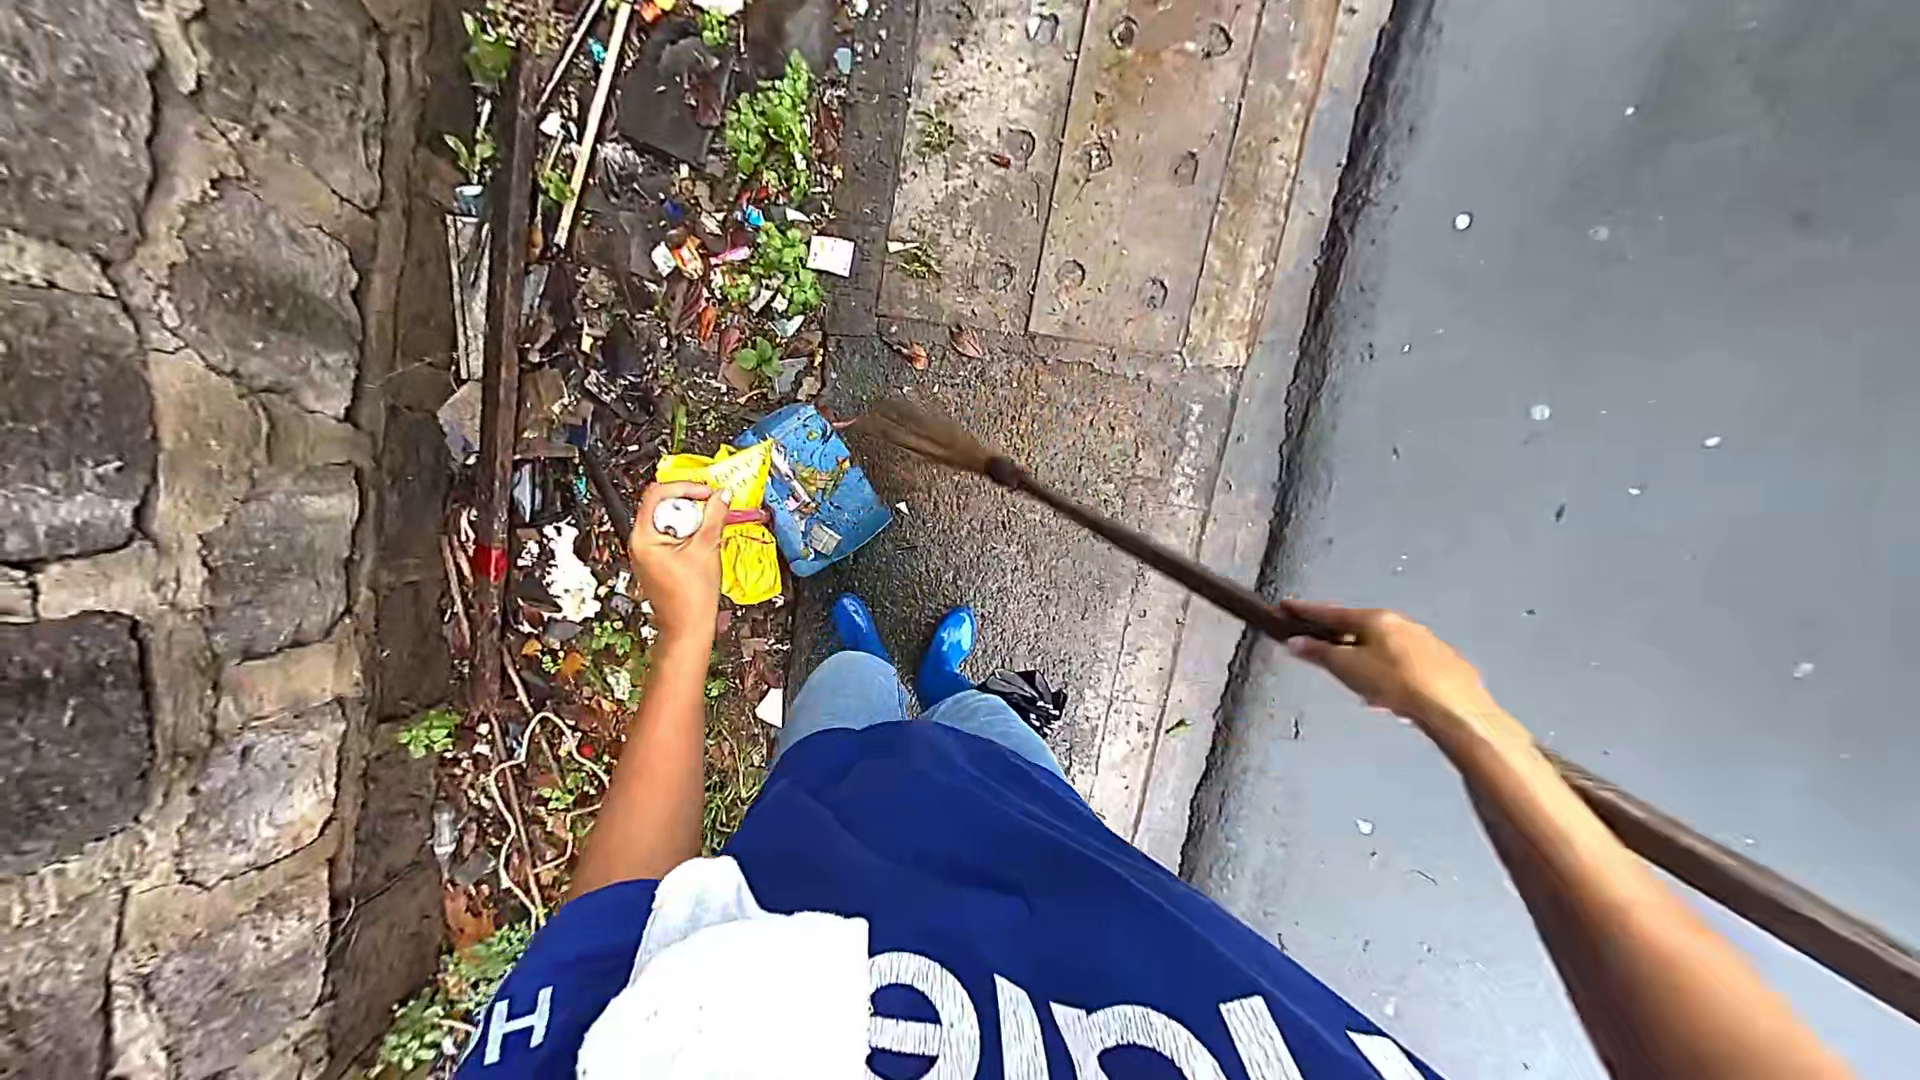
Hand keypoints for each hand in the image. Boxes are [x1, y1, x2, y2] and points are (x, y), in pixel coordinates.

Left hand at [629, 482, 728, 641]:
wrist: (689, 626)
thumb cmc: (690, 598)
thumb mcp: (707, 548)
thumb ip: (715, 516)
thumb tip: (722, 495)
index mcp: (644, 536)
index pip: (658, 494)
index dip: (686, 488)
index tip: (707, 493)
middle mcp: (641, 542)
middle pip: (665, 506)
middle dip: (692, 506)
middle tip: (712, 513)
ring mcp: (650, 551)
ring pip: (672, 521)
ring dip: (695, 521)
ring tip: (710, 532)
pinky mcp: (660, 559)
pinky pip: (675, 536)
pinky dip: (692, 534)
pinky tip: (705, 544)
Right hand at [1280, 599, 1530, 752]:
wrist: (1456, 710)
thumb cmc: (1395, 684)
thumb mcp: (1346, 668)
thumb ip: (1318, 653)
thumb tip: (1295, 641)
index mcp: (1374, 619)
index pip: (1330, 613)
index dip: (1304, 611)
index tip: (1285, 606)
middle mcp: (1401, 623)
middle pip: (1358, 626)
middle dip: (1338, 636)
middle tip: (1320, 648)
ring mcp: (1425, 641)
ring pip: (1383, 643)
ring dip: (1364, 654)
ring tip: (1356, 677)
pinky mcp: (1445, 662)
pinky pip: (1404, 660)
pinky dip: (1388, 668)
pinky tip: (1388, 690)